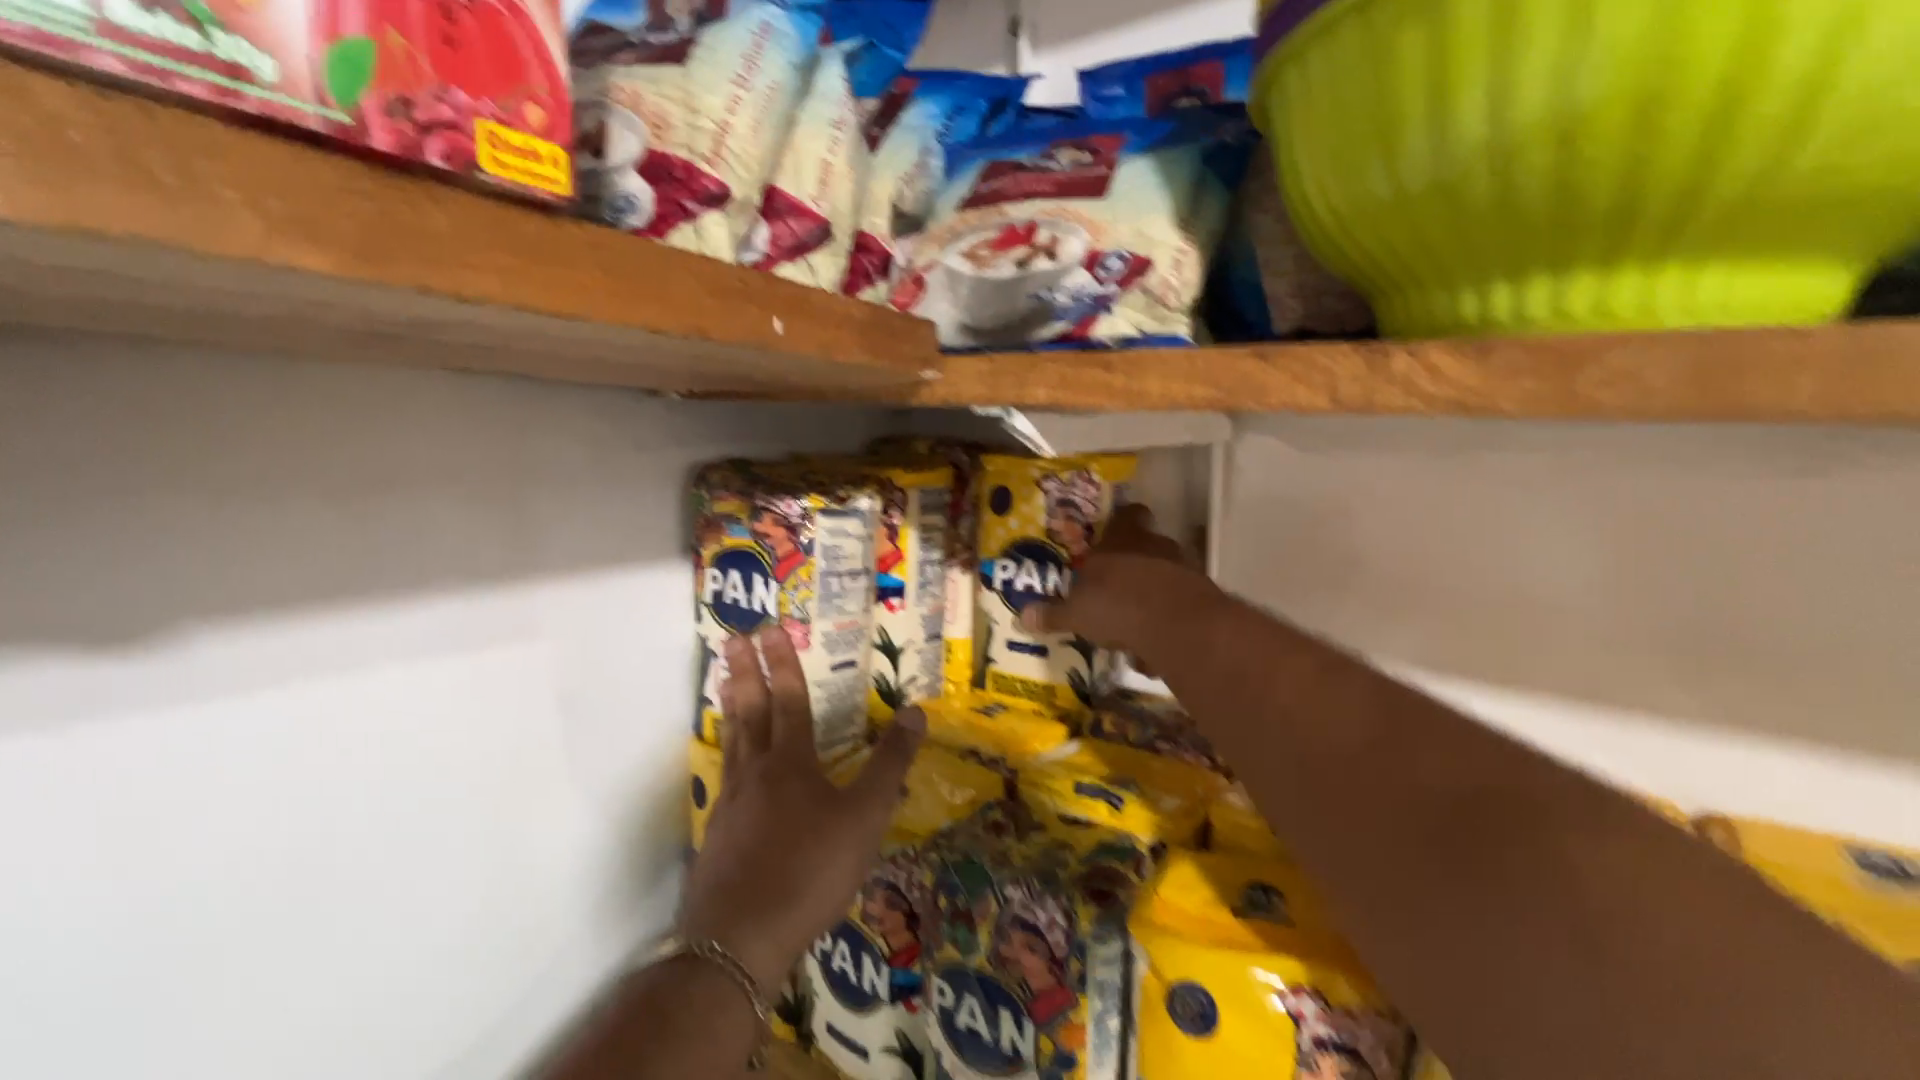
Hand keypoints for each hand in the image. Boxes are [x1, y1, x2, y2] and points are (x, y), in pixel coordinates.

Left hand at [679, 624, 923, 989]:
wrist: (739, 937)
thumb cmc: (810, 870)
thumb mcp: (865, 818)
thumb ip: (889, 764)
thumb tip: (915, 711)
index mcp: (792, 763)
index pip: (790, 701)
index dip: (784, 664)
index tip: (770, 628)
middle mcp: (756, 773)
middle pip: (749, 712)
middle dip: (745, 672)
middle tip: (733, 639)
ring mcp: (730, 804)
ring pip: (731, 743)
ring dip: (729, 707)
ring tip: (724, 683)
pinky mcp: (717, 835)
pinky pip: (725, 778)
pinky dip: (727, 756)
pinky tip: (732, 769)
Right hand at [1019, 504, 1218, 662]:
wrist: (1177, 626)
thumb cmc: (1117, 605)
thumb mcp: (1076, 613)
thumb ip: (1053, 614)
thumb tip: (1024, 616)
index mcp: (1122, 539)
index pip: (1128, 514)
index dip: (1122, 521)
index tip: (1111, 535)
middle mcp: (1155, 545)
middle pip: (1146, 546)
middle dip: (1132, 566)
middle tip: (1113, 590)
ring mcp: (1183, 568)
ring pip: (1163, 577)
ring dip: (1150, 597)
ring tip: (1131, 629)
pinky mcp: (1202, 596)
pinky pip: (1177, 606)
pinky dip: (1166, 623)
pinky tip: (1151, 648)